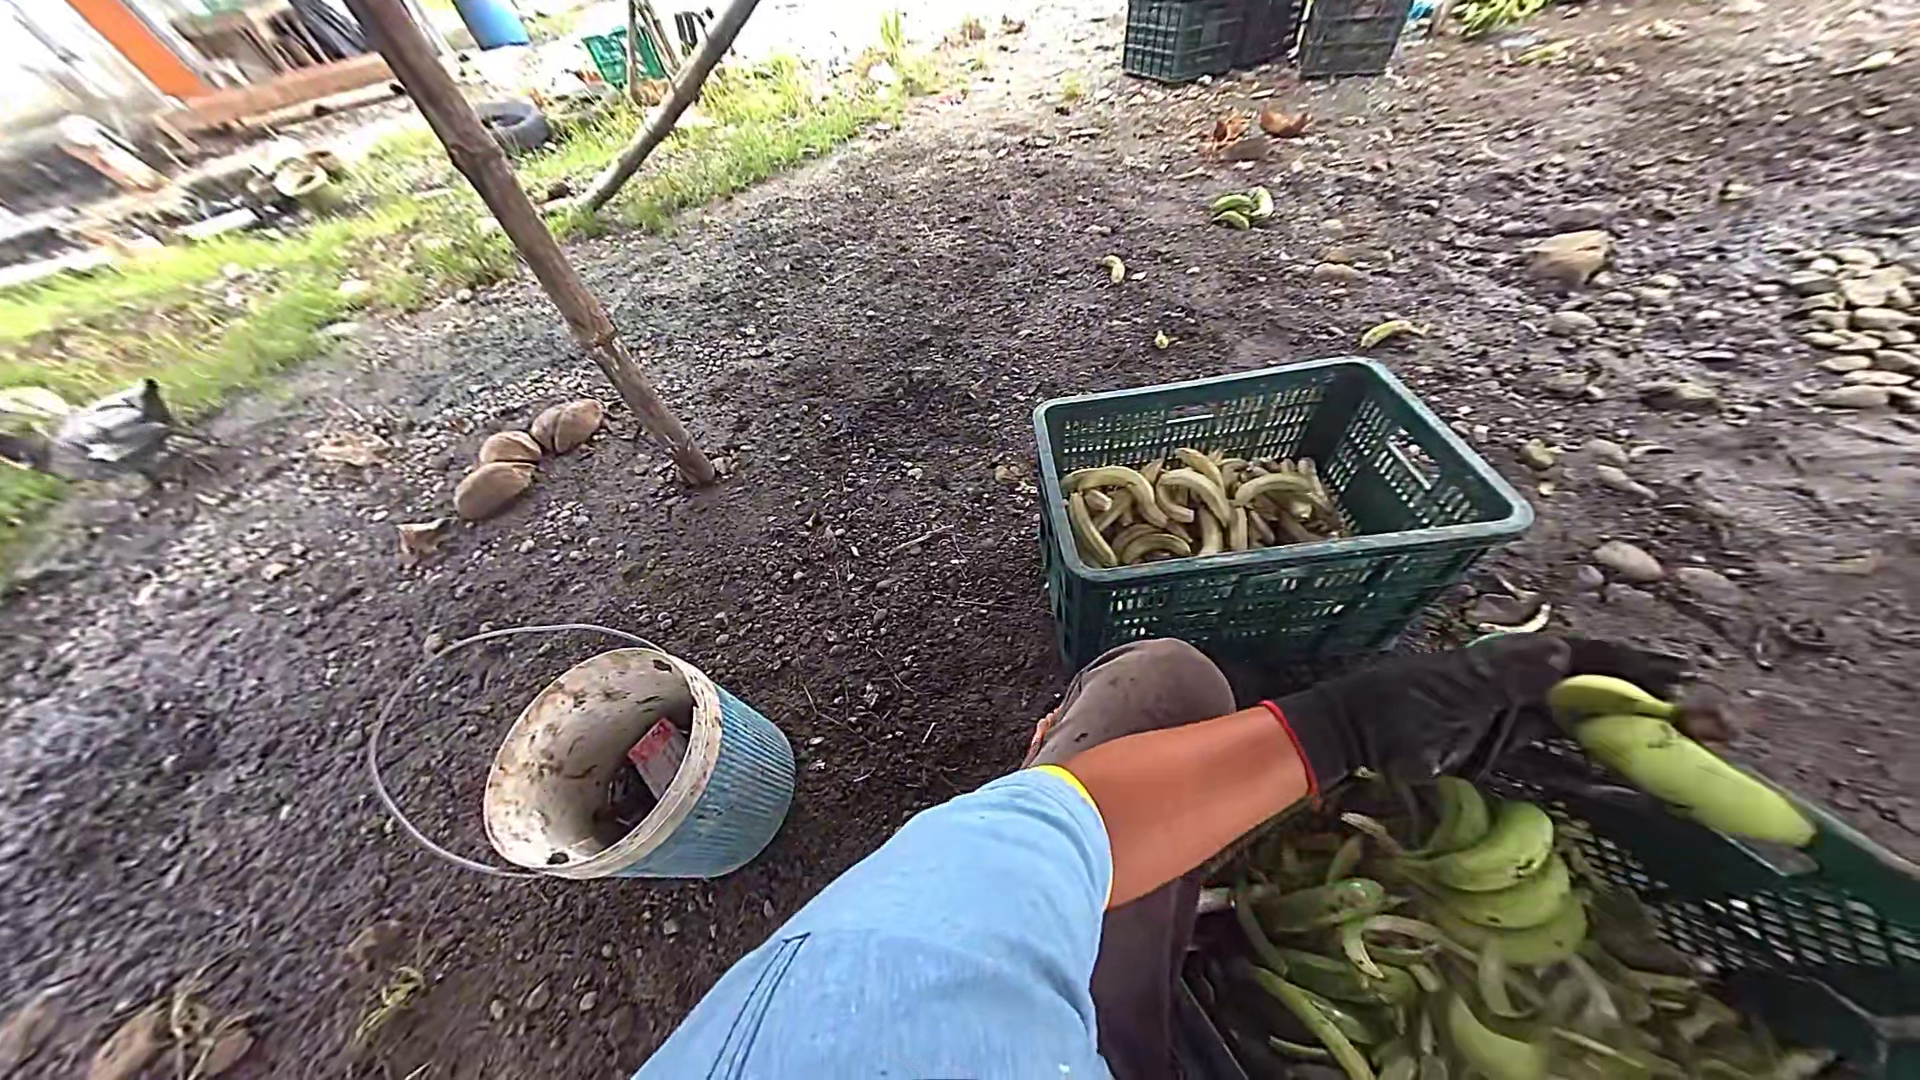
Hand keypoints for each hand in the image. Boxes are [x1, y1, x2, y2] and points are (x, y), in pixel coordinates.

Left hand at [1269, 634, 1685, 790]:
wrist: (1350, 734)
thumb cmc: (1391, 703)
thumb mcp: (1448, 688)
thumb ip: (1505, 676)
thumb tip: (1565, 652)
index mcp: (1505, 665)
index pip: (1583, 659)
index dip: (1638, 667)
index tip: (1691, 682)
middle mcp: (1516, 691)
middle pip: (1597, 697)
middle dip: (1657, 708)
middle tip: (1719, 728)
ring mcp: (1510, 726)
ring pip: (1589, 735)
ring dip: (1640, 747)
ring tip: (1704, 763)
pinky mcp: (1501, 759)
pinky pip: (1559, 770)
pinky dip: (1599, 784)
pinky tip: (1645, 799)